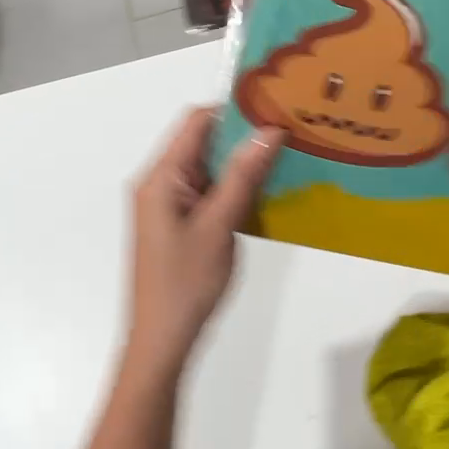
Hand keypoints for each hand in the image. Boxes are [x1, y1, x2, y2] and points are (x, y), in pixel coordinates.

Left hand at [127, 108, 283, 379]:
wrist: (161, 340)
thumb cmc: (186, 282)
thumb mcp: (219, 226)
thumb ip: (242, 176)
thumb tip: (269, 130)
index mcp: (160, 177)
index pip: (196, 121)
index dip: (234, 109)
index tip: (276, 108)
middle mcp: (158, 183)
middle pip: (202, 143)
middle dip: (243, 137)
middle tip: (290, 134)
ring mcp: (167, 206)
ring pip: (208, 169)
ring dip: (241, 165)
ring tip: (286, 160)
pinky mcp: (177, 225)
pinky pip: (207, 193)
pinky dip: (233, 190)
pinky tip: (265, 195)